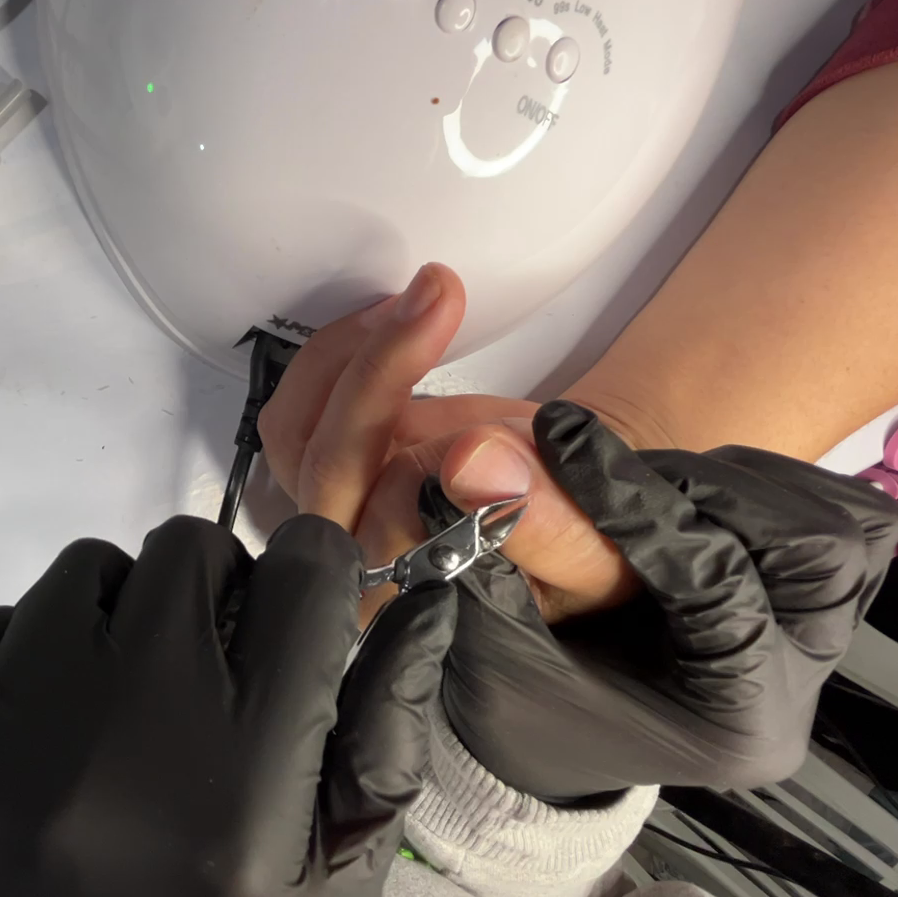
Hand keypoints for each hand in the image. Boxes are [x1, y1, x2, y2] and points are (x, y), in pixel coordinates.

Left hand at [0, 519, 456, 896]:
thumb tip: (423, 598)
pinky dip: (28, 666)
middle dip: (211, 589)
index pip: (302, 576)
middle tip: (198, 663)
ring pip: (87, 571)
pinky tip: (36, 749)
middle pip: (187, 547)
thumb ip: (385, 733)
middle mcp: (115, 751)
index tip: (296, 599)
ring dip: (117, 619)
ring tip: (113, 709)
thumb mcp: (329, 884)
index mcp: (242, 792)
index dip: (311, 569)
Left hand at [258, 264, 638, 625]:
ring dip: (346, 353)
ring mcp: (341, 501)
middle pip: (325, 468)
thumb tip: (471, 462)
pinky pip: (304, 404)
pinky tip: (394, 319)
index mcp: (413, 600)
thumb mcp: (603, 555)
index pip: (385, 529)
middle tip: (438, 296)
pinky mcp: (345, 455)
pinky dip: (337, 353)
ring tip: (420, 300)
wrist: (573, 518)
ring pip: (294, 429)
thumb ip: (551, 526)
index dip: (429, 469)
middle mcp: (355, 559)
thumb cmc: (585, 549)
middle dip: (377, 372)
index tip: (490, 420)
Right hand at [441, 402, 897, 797]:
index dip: (631, 500)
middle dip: (696, 488)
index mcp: (728, 716)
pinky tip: (672, 495)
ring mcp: (809, 643)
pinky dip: (754, 487)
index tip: (557, 435)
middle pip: (813, 547)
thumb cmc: (512, 706)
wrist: (541, 739)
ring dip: (731, 483)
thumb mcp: (493, 637)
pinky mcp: (798, 605)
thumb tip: (475, 456)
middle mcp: (795, 683)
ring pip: (840, 524)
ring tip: (635, 482)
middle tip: (599, 467)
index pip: (715, 579)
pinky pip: (831, 518)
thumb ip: (496, 550)